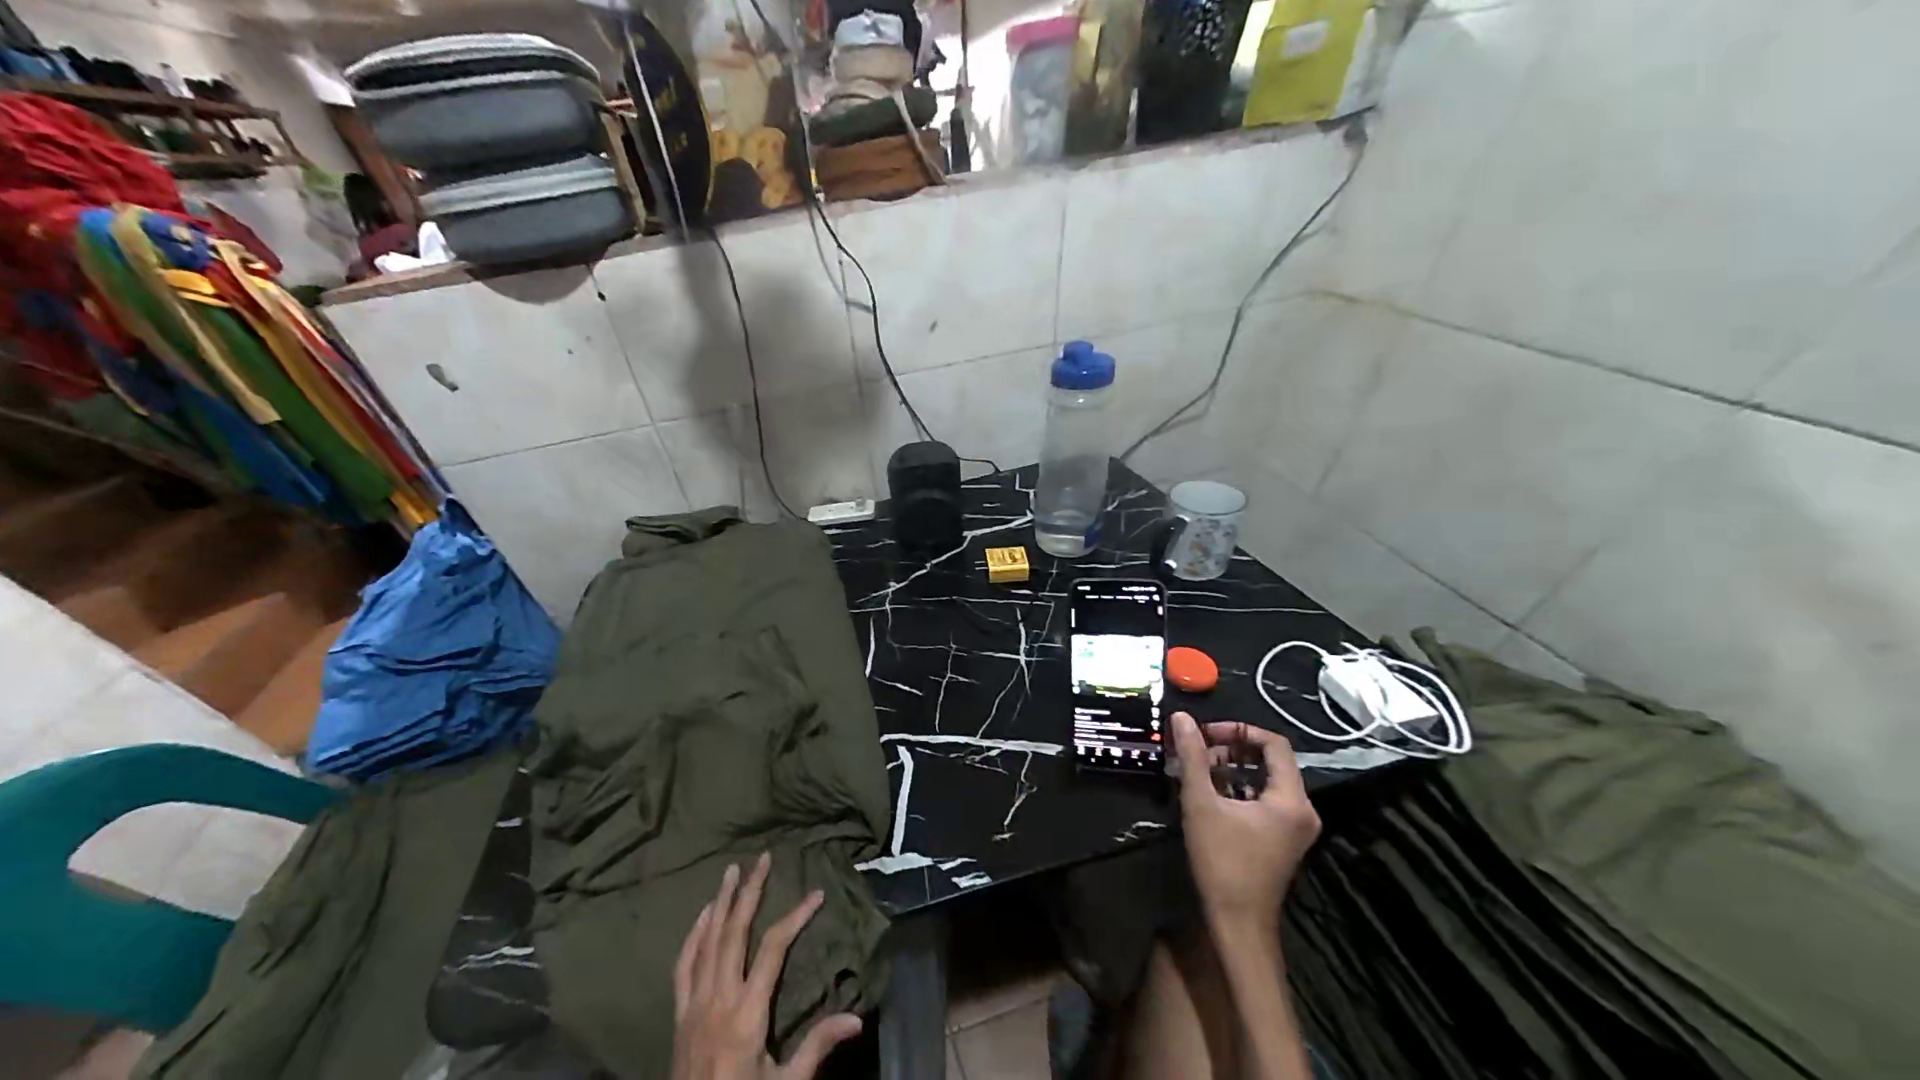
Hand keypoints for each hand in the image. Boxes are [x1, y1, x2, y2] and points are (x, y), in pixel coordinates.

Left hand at [670, 853, 863, 1079]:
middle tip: (762, 859)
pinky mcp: (679, 1016)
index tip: (817, 894)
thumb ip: (817, 1047)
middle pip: (734, 933)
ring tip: (731, 871)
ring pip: (707, 942)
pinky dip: (692, 937)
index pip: (774, 949)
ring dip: (720, 903)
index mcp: (747, 1014)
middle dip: (750, 892)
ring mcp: (694, 1006)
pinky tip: (702, 917)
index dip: (796, 916)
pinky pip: (683, 967)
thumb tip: (857, 1017)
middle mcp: (718, 1000)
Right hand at [1168, 712, 1321, 935]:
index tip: (1206, 734)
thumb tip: (1181, 718)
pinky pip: (1266, 799)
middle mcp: (1302, 809)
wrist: (1238, 923)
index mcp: (1291, 798)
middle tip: (1199, 751)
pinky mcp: (1285, 839)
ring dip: (1234, 768)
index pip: (1274, 743)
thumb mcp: (1201, 803)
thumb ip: (1193, 757)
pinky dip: (1241, 788)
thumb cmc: (1222, 861)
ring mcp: (1296, 826)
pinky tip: (1211, 793)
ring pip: (1267, 780)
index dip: (1239, 730)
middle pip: (1272, 760)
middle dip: (1233, 749)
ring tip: (1199, 770)